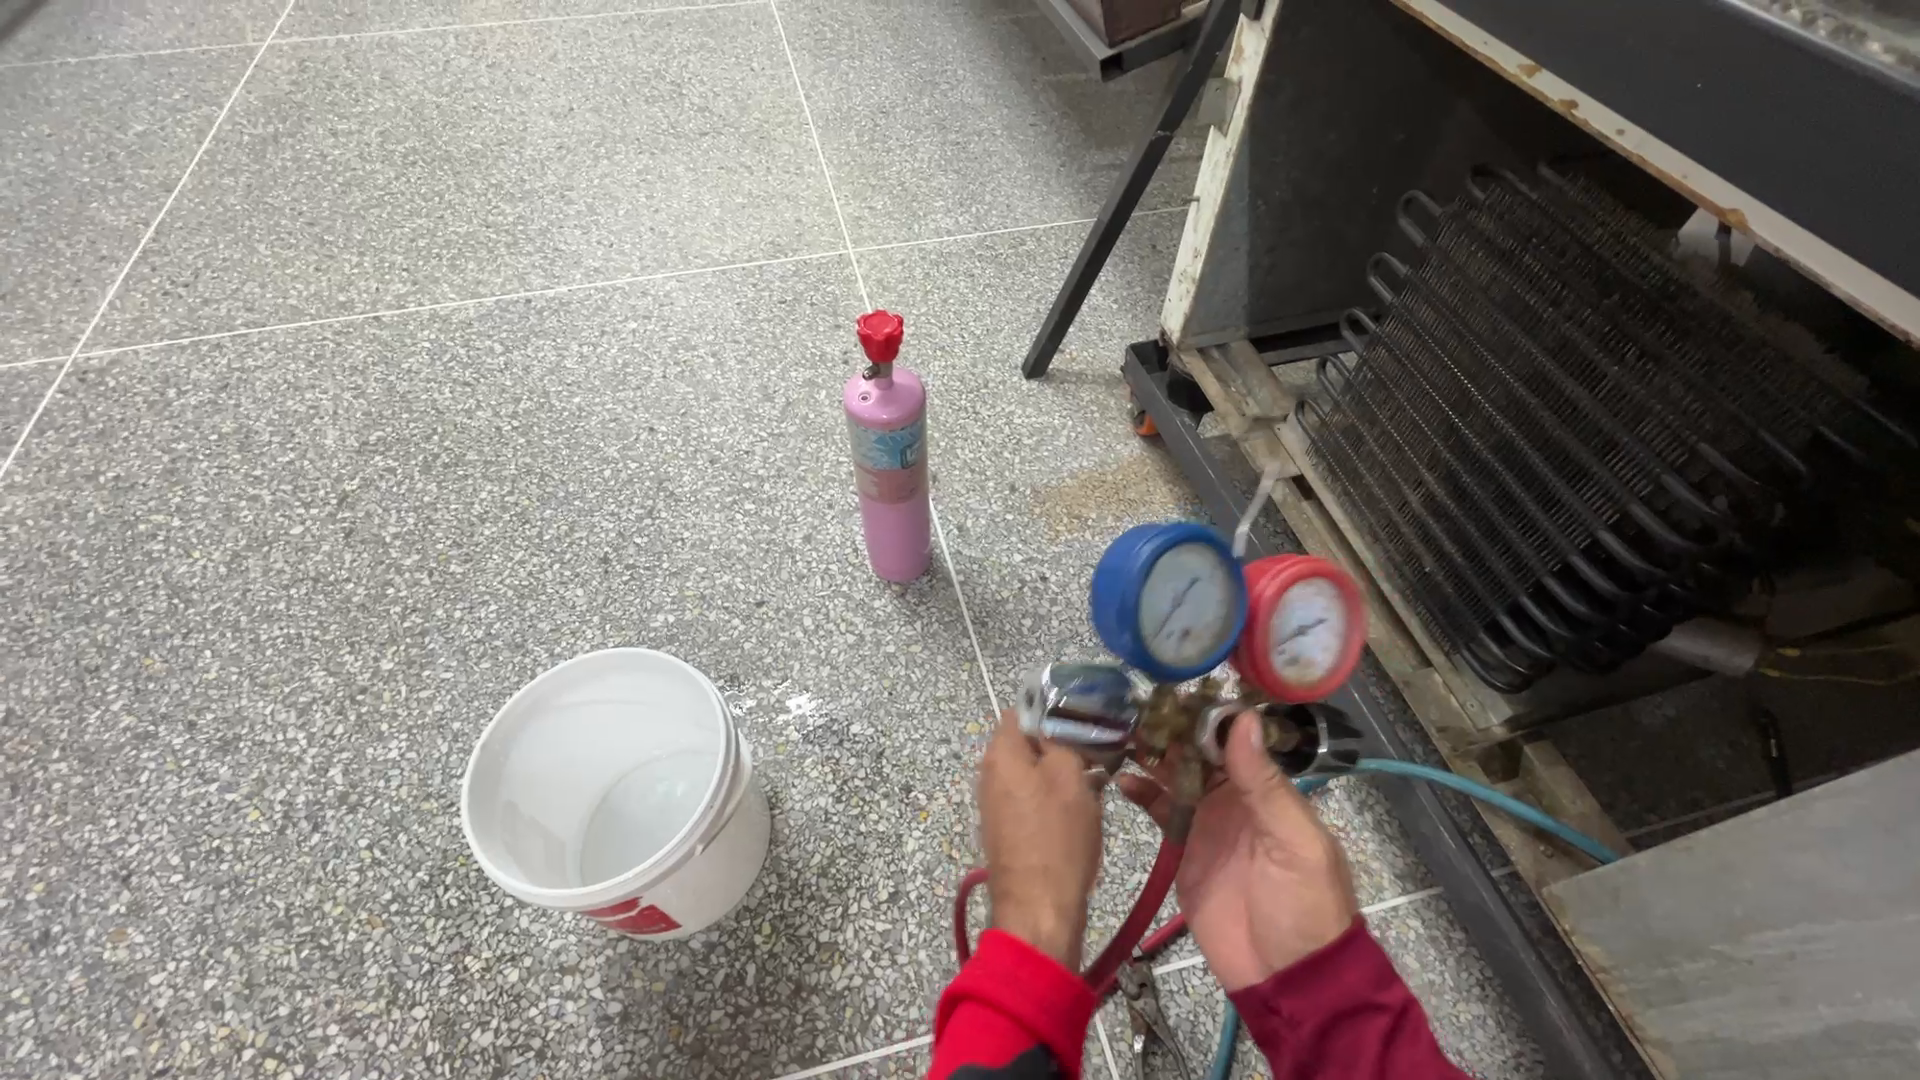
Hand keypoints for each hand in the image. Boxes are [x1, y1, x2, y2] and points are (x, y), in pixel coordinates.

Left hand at [977, 710, 1103, 970]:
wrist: (1039, 909)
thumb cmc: (1057, 836)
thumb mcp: (1069, 774)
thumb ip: (1061, 738)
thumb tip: (1057, 721)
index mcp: (1001, 752)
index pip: (1023, 710)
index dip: (1054, 711)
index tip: (1085, 721)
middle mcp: (990, 772)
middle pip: (1028, 742)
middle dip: (1062, 745)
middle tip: (1098, 754)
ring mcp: (996, 802)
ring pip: (1034, 772)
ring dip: (1063, 774)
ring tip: (1097, 784)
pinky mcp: (1008, 828)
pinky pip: (1033, 799)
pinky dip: (1055, 800)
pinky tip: (1083, 811)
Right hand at [1118, 711, 1357, 990]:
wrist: (1285, 977)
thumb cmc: (1303, 906)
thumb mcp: (1295, 843)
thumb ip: (1266, 784)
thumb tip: (1242, 718)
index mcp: (1267, 789)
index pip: (1233, 739)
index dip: (1206, 715)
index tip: (1174, 691)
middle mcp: (1234, 796)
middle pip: (1197, 752)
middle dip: (1170, 729)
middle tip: (1135, 707)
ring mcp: (1205, 820)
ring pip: (1174, 775)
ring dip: (1151, 754)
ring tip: (1120, 733)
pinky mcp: (1182, 847)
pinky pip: (1158, 810)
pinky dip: (1140, 792)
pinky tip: (1122, 778)